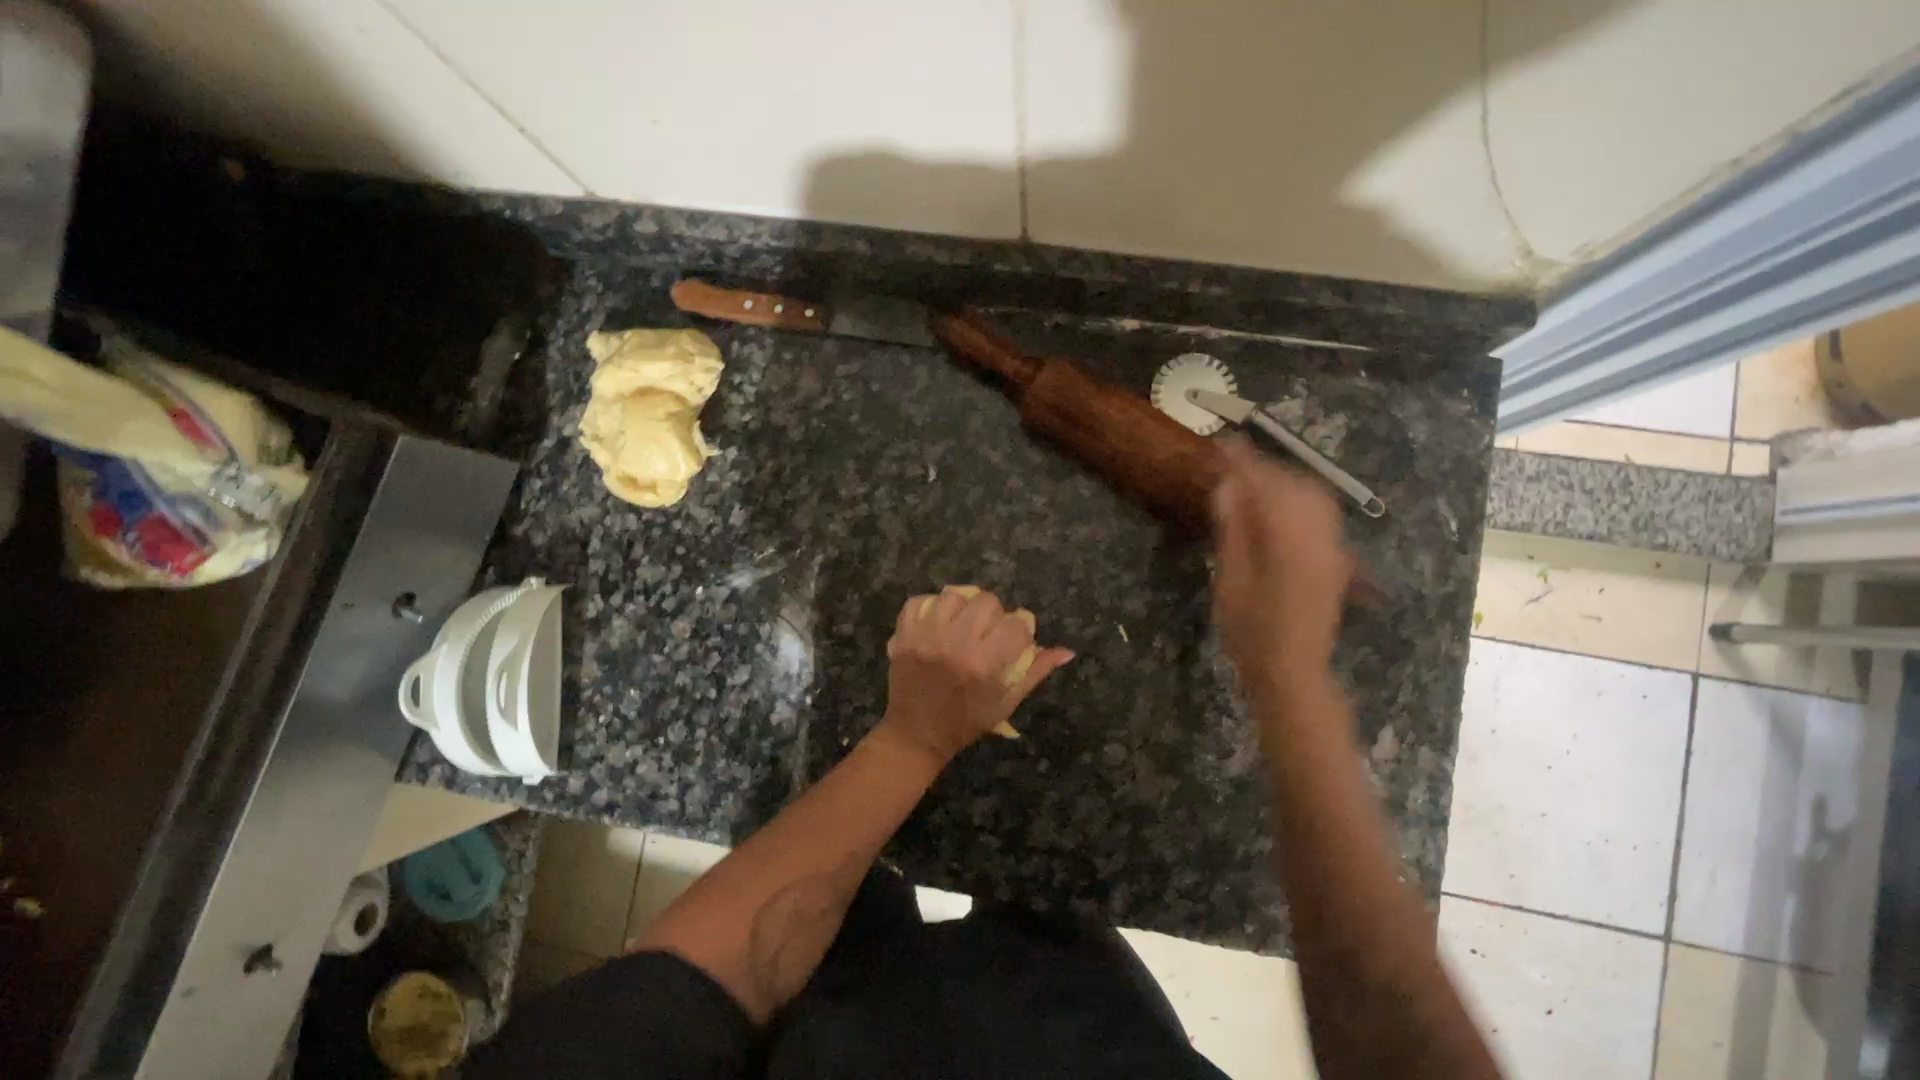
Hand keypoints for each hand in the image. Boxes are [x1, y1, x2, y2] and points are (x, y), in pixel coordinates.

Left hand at [878, 587, 1073, 766]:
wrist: (916, 735)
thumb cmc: (966, 722)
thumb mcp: (1006, 702)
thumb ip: (1034, 672)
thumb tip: (1066, 651)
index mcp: (985, 663)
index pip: (1016, 624)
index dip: (1022, 629)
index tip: (1015, 640)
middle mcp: (956, 643)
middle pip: (986, 601)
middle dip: (994, 614)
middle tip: (989, 632)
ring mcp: (926, 637)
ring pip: (953, 595)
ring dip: (963, 606)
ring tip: (962, 624)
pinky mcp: (904, 636)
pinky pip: (918, 602)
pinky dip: (929, 606)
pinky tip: (938, 621)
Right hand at [1211, 438, 1353, 691]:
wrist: (1293, 673)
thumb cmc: (1250, 632)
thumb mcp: (1230, 580)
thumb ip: (1233, 529)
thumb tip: (1228, 487)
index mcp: (1287, 538)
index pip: (1265, 484)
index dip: (1244, 460)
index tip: (1224, 441)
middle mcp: (1317, 535)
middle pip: (1295, 484)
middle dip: (1266, 468)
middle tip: (1234, 463)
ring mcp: (1332, 548)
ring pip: (1314, 496)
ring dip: (1285, 482)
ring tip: (1255, 483)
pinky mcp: (1336, 560)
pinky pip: (1322, 515)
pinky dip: (1300, 501)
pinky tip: (1281, 509)